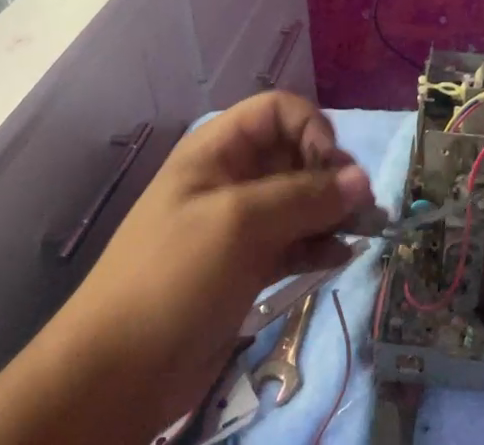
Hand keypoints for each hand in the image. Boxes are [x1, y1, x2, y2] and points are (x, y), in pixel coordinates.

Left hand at [77, 92, 372, 409]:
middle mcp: (232, 179)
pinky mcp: (249, 267)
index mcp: (218, 150)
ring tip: (364, 232)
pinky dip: (320, 245)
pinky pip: (296, 242)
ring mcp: (241, 225)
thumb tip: (363, 180)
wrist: (118, 372)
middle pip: (296, 155)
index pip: (278, 111)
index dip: (311, 128)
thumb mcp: (240, 223)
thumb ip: (306, 197)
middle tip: (361, 207)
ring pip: (302, 201)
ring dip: (334, 212)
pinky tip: (341, 258)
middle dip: (332, 175)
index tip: (331, 166)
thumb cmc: (175, 276)